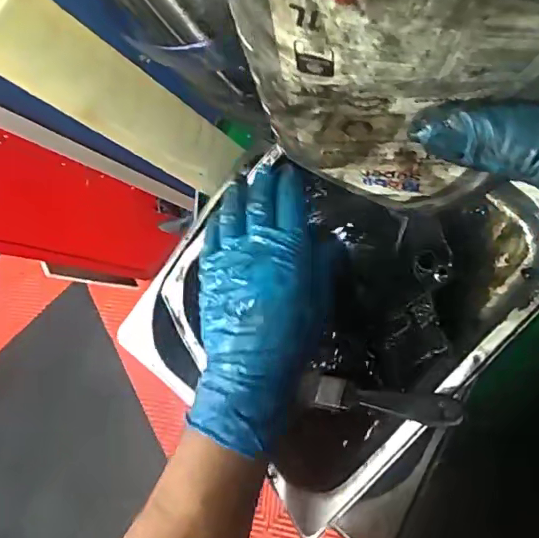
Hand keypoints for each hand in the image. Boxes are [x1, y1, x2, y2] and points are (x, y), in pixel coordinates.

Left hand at [186, 162, 324, 456]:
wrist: (250, 369)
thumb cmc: (293, 335)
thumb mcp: (320, 299)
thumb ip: (323, 264)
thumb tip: (326, 240)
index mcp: (289, 248)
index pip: (289, 204)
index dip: (290, 184)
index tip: (291, 172)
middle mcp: (258, 244)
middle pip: (260, 201)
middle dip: (263, 180)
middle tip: (267, 168)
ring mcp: (230, 255)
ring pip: (233, 213)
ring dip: (239, 193)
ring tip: (242, 181)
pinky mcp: (211, 270)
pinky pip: (214, 235)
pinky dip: (220, 218)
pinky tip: (224, 212)